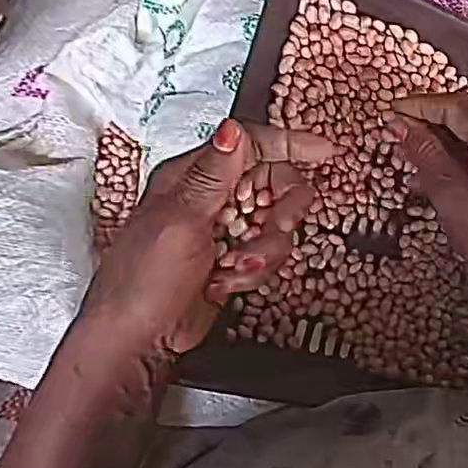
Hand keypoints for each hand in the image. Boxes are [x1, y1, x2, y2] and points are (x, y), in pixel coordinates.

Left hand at [77, 118, 333, 360]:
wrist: (142, 336)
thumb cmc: (144, 280)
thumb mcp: (180, 222)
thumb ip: (212, 176)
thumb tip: (233, 131)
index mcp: (193, 177)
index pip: (250, 145)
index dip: (290, 145)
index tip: (325, 152)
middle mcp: (213, 197)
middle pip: (275, 184)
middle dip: (281, 210)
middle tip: (274, 227)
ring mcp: (227, 228)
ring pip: (279, 223)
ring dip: (264, 249)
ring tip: (234, 266)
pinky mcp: (237, 256)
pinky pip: (271, 252)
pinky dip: (257, 269)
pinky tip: (228, 280)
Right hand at [384, 93, 467, 290]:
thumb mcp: (448, 192)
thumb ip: (424, 153)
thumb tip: (398, 124)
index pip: (457, 109)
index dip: (420, 106)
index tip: (391, 111)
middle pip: (461, 114)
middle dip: (425, 119)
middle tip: (393, 127)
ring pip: (463, 129)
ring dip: (432, 135)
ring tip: (402, 145)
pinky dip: (444, 151)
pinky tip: (420, 162)